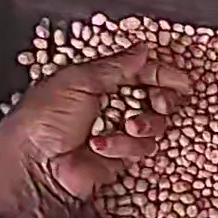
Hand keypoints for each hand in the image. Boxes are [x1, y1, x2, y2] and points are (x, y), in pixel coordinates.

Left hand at [0, 51, 190, 217]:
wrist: (37, 166)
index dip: (160, 74)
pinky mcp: (123, 155)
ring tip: (128, 127)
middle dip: (161, 100)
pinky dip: (126, 146)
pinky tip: (103, 147)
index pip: (137, 72)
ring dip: (144, 124)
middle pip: (154, 97)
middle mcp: (110, 105)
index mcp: (96, 81)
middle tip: (159, 103)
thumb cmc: (46, 120)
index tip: (180, 81)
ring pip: (154, 123)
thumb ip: (116, 66)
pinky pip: (143, 146)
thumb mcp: (78, 81)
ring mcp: (118, 131)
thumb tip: (143, 50)